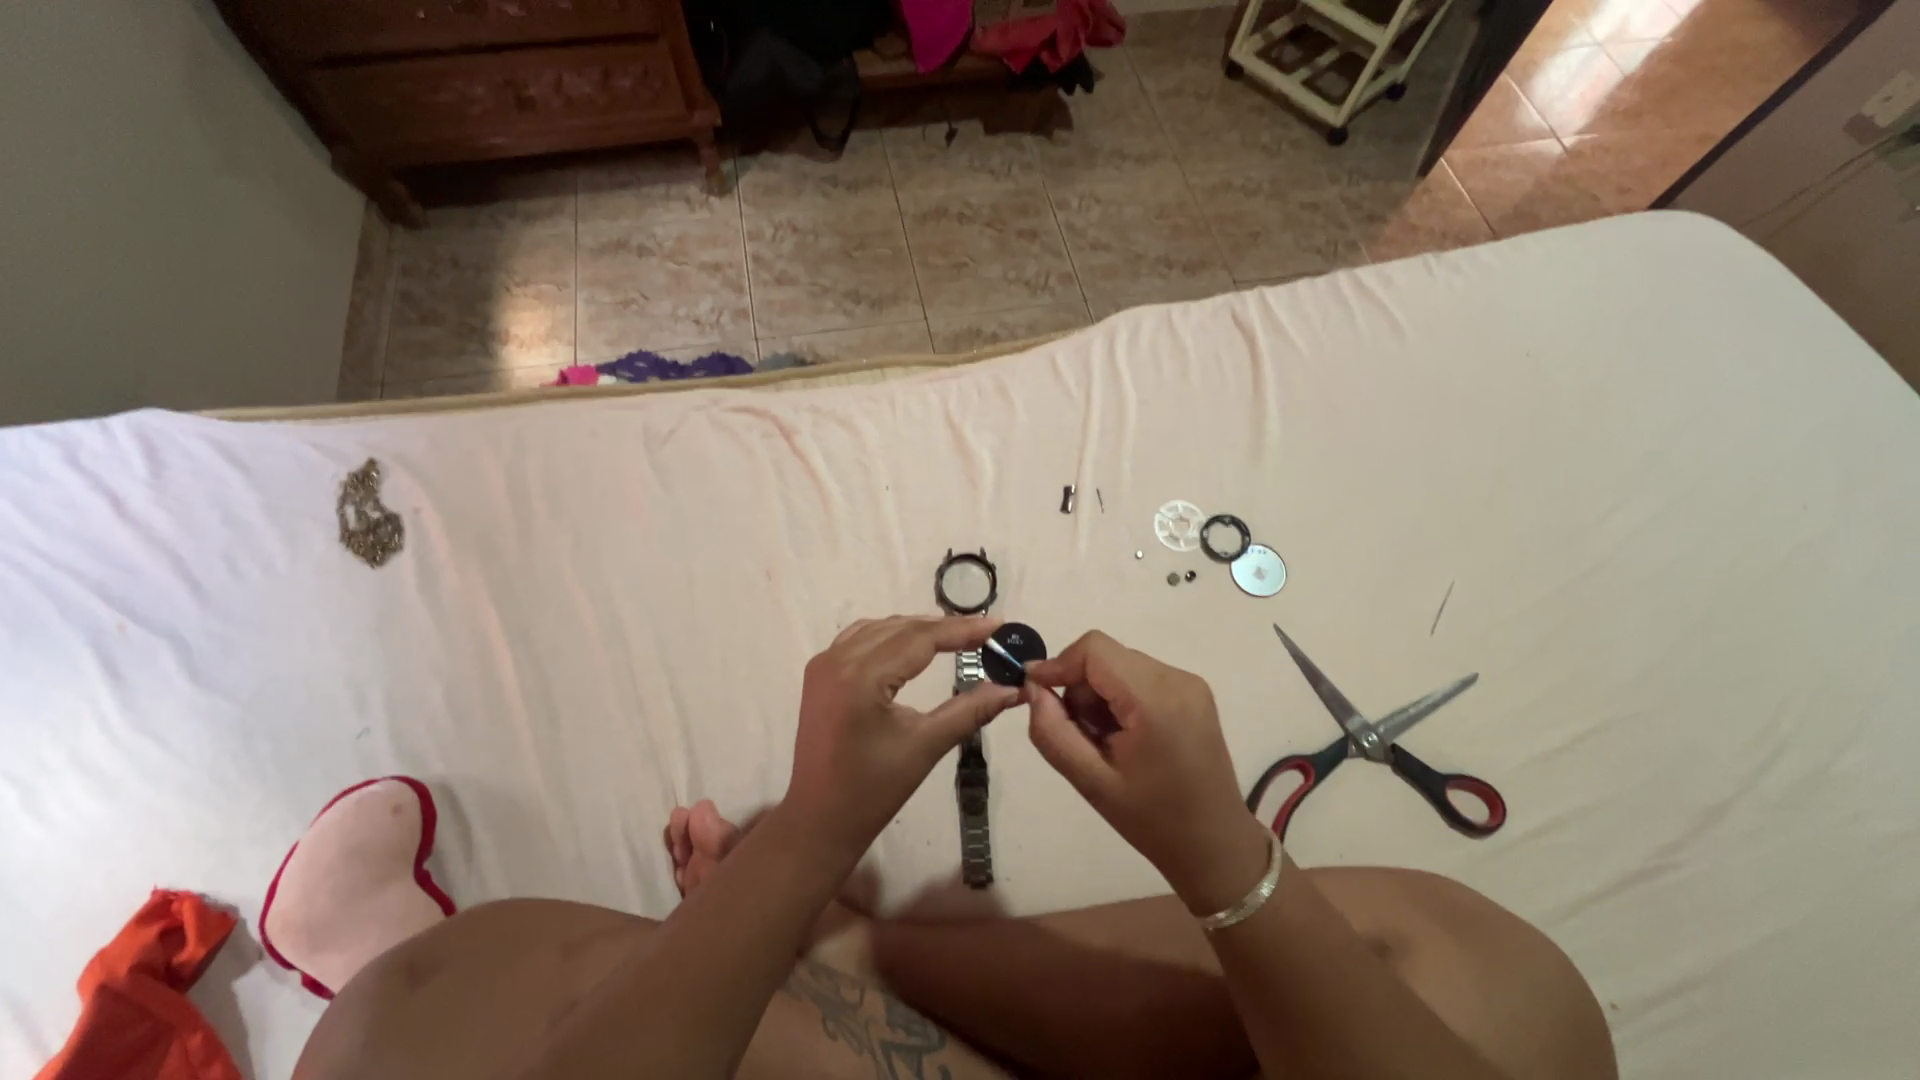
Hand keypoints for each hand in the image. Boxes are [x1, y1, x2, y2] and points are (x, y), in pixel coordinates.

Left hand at [787, 616, 1019, 859]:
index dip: (962, 629)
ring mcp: (823, 665)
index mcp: (861, 677)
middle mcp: (837, 660)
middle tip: (985, 634)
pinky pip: (859, 639)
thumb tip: (1013, 689)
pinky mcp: (818, 674)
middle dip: (944, 628)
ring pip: (879, 629)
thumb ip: (970, 710)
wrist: (819, 820)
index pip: (920, 638)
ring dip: (918, 629)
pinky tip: (913, 647)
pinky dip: (890, 636)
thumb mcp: (926, 746)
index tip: (998, 627)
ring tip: (957, 638)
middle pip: (901, 628)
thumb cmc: (873, 790)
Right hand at [1024, 631, 1270, 913]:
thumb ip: (1052, 731)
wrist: (1214, 844)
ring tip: (1105, 743)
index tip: (1037, 693)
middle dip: (1081, 688)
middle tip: (1079, 736)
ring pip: (1122, 665)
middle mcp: (1177, 679)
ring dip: (1100, 695)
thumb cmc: (1151, 820)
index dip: (1059, 664)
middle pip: (1107, 657)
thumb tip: (1034, 688)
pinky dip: (1121, 698)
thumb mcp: (1090, 781)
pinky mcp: (1194, 692)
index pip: (1094, 649)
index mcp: (1155, 699)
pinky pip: (1141, 677)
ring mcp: (1190, 684)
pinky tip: (1125, 738)